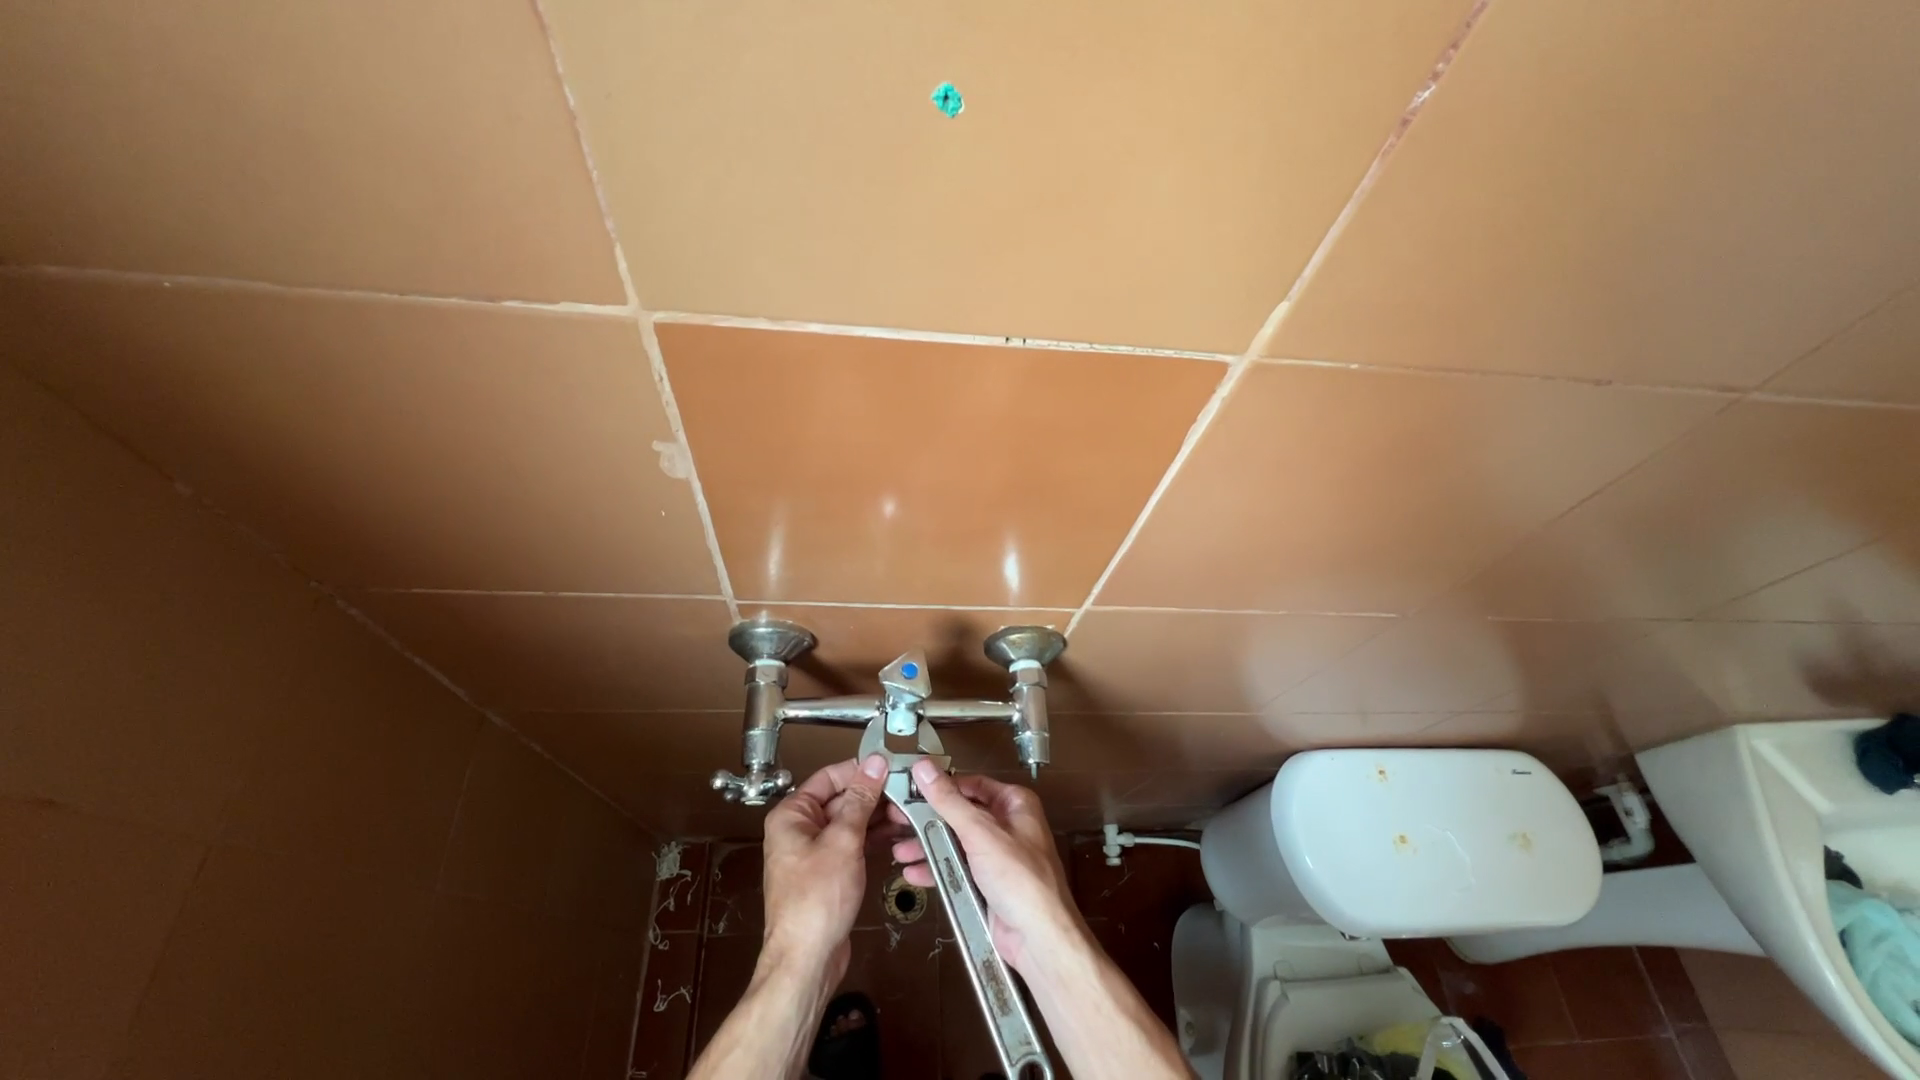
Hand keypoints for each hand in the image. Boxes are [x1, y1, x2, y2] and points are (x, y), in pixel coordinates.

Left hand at [760, 755, 888, 982]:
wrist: (808, 959)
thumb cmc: (816, 899)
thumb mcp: (843, 841)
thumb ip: (860, 800)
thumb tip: (874, 763)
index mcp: (792, 815)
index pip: (829, 777)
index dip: (860, 771)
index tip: (892, 767)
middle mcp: (800, 830)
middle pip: (841, 799)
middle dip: (874, 797)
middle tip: (908, 795)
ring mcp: (814, 853)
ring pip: (850, 823)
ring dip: (878, 818)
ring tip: (909, 815)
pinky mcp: (829, 873)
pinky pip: (853, 845)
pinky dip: (873, 839)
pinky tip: (898, 836)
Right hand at [890, 760, 1082, 971]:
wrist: (1038, 938)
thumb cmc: (1019, 878)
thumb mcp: (981, 833)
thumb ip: (949, 801)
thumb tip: (923, 767)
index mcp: (1015, 804)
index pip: (971, 784)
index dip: (941, 786)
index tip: (910, 788)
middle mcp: (1008, 825)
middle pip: (960, 814)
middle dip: (928, 820)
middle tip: (897, 820)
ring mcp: (997, 855)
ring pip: (956, 842)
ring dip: (928, 846)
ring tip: (900, 851)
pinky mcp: (988, 882)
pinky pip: (958, 868)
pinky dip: (937, 869)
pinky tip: (913, 873)